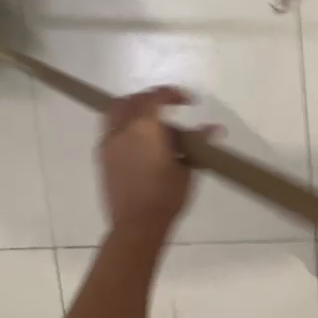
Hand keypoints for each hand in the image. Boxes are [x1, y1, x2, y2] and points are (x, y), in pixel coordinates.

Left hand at [97, 86, 213, 233]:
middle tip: (168, 107)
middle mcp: (123, 129)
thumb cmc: (166, 197)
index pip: (156, 96)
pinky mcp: (101, 157)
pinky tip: (138, 142)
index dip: (173, 93)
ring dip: (132, 109)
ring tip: (148, 122)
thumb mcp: (187, 169)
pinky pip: (110, 130)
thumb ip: (195, 143)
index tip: (188, 101)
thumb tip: (215, 129)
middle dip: (151, 98)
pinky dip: (124, 126)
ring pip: (115, 111)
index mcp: (145, 127)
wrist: (136, 225)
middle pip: (133, 100)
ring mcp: (109, 142)